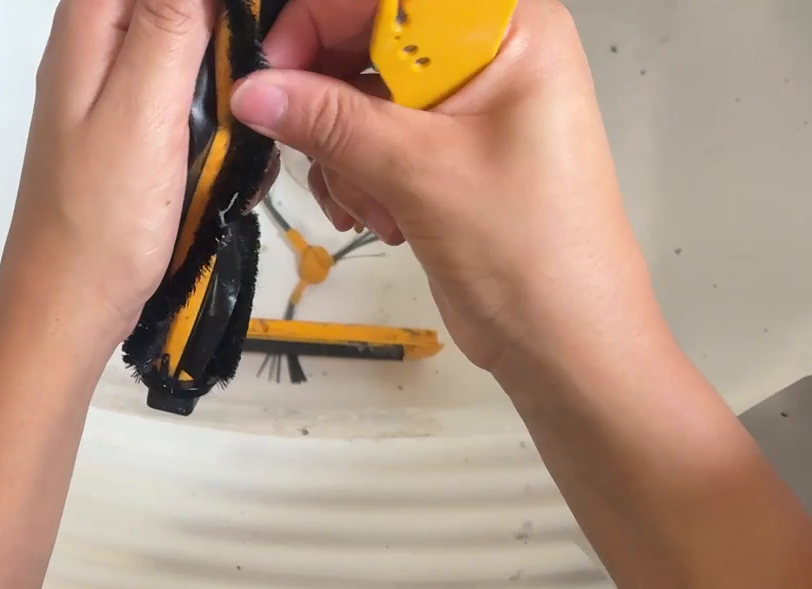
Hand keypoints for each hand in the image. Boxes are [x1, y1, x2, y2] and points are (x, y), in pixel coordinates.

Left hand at [0, 0, 214, 356]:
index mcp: (91, 24)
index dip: (216, 0)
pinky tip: (220, 173)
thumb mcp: (142, 107)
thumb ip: (172, 19)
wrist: (67, 315)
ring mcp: (114, 105)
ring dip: (225, 97)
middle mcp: (97, 53)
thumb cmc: (100, 221)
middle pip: (180, 13)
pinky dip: (212, 135)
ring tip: (234, 148)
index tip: (251, 31)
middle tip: (243, 101)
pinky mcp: (132, 148)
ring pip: (190, 62)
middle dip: (226, 46)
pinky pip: (184, 114)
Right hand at [232, 0, 667, 372]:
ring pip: (359, 107)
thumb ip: (333, 124)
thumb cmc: (523, 246)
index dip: (318, 25)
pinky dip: (357, 184)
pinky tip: (377, 220)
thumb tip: (252, 92)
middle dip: (331, 110)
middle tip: (318, 159)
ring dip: (343, 161)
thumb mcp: (420, 173)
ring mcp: (458, 114)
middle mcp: (479, 58)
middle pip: (366, 49)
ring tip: (371, 210)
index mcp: (502, 27)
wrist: (559, 335)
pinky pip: (370, 150)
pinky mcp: (439, 162)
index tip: (268, 80)